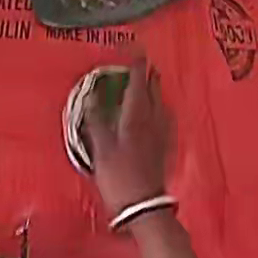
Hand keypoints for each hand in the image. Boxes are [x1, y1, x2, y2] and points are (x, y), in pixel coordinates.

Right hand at [85, 58, 169, 216]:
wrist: (145, 209)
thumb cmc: (120, 176)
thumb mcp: (101, 147)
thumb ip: (96, 119)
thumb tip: (91, 94)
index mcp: (137, 113)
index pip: (139, 78)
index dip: (136, 61)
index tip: (132, 47)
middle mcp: (153, 117)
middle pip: (153, 86)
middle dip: (146, 72)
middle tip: (138, 63)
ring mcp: (162, 132)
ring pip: (160, 100)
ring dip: (153, 88)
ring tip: (145, 82)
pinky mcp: (165, 146)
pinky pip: (164, 116)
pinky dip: (158, 106)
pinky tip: (155, 112)